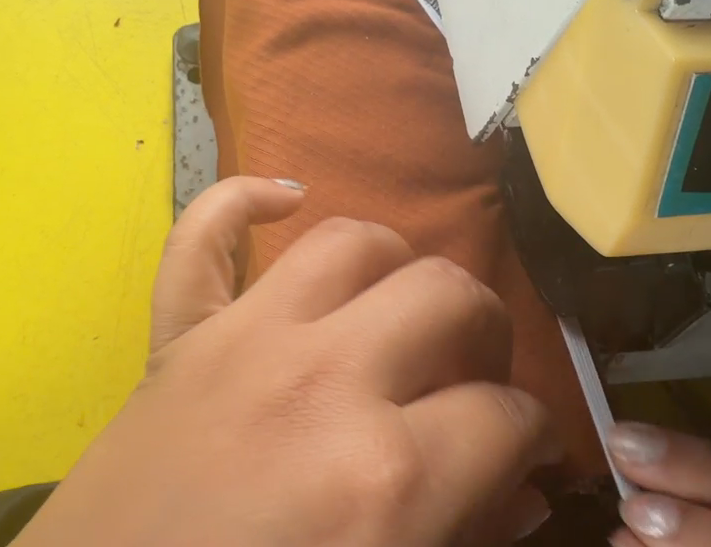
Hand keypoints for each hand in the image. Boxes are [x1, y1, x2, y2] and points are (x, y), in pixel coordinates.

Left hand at [13, 176, 563, 546]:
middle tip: (474, 372)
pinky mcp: (177, 330)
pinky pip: (204, 233)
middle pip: (445, 297)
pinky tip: (284, 197)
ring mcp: (242, 339)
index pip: (504, 417)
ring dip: (394, 265)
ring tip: (400, 305)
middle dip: (483, 330)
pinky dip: (243, 199)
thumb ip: (463, 535)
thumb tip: (522, 486)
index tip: (525, 449)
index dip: (533, 435)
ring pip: (349, 243)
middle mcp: (322, 380)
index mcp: (383, 475)